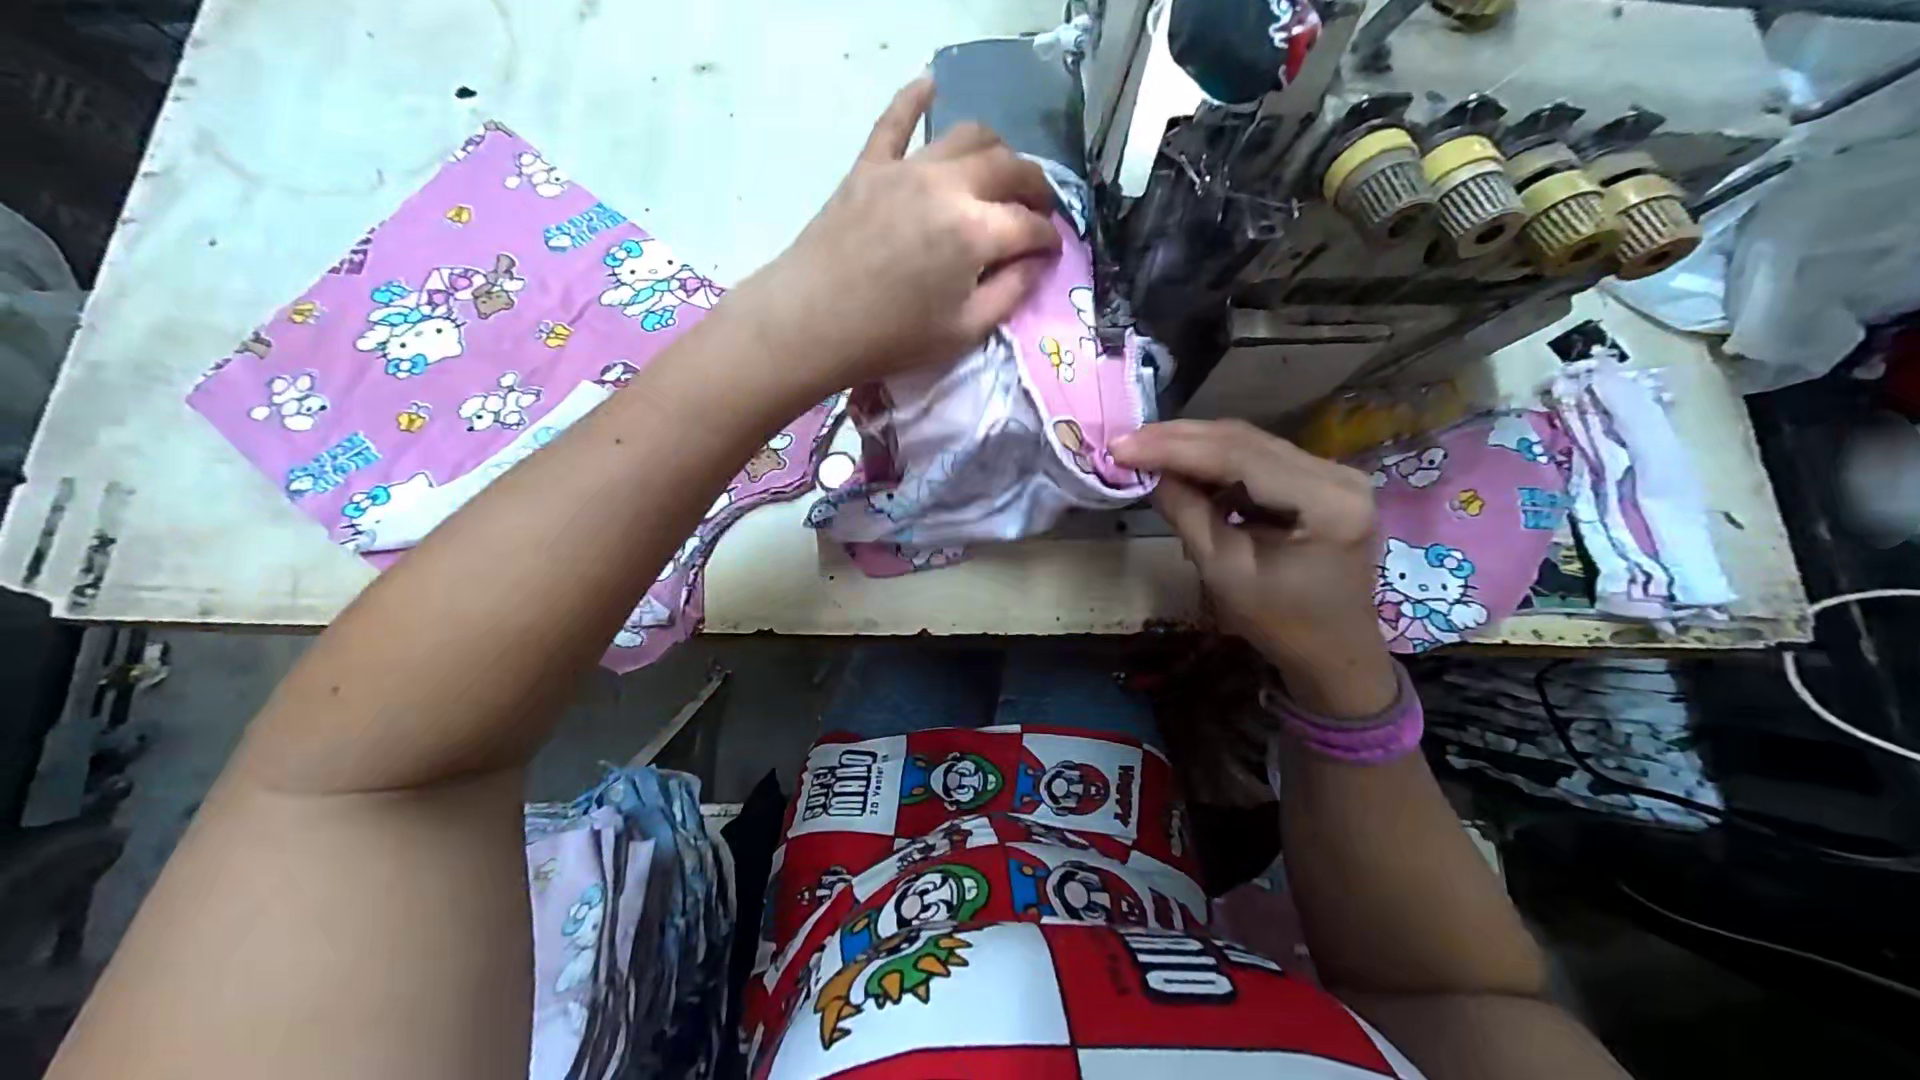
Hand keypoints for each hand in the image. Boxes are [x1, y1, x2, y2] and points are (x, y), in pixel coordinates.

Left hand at [732, 76, 1062, 392]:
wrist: (811, 323)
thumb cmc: (891, 338)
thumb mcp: (963, 331)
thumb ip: (1010, 293)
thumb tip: (1036, 262)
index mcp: (976, 231)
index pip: (1030, 225)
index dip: (1049, 238)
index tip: (1051, 252)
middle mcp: (949, 185)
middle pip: (1009, 167)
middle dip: (1036, 187)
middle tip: (1038, 209)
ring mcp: (907, 168)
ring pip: (968, 135)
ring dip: (996, 150)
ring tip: (1000, 173)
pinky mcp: (869, 166)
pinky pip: (896, 119)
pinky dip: (916, 98)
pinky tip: (930, 85)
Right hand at [1111, 420, 1397, 718]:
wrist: (1334, 653)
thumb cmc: (1281, 624)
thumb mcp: (1224, 571)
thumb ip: (1187, 513)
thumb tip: (1146, 472)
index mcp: (1326, 502)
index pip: (1238, 457)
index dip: (1173, 448)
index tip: (1121, 447)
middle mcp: (1338, 474)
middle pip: (1244, 440)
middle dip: (1178, 439)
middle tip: (1124, 442)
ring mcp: (1333, 473)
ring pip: (1249, 443)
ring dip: (1193, 446)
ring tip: (1143, 451)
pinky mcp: (1320, 481)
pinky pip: (1258, 459)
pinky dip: (1215, 462)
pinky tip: (1181, 469)